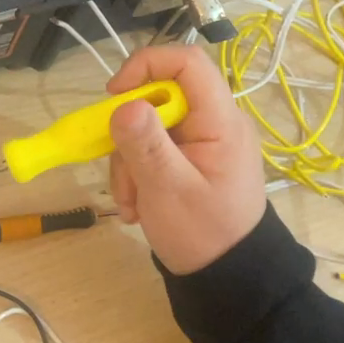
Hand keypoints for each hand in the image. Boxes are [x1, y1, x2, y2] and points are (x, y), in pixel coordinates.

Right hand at [107, 44, 267, 273]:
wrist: (229, 280)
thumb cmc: (204, 235)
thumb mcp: (169, 192)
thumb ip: (147, 145)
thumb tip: (123, 104)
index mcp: (221, 121)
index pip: (187, 62)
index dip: (146, 65)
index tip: (114, 95)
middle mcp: (213, 122)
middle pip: (157, 97)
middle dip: (128, 134)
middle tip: (121, 170)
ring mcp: (200, 141)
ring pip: (147, 125)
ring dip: (128, 162)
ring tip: (132, 203)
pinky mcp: (187, 158)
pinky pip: (151, 148)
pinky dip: (136, 174)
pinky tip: (137, 206)